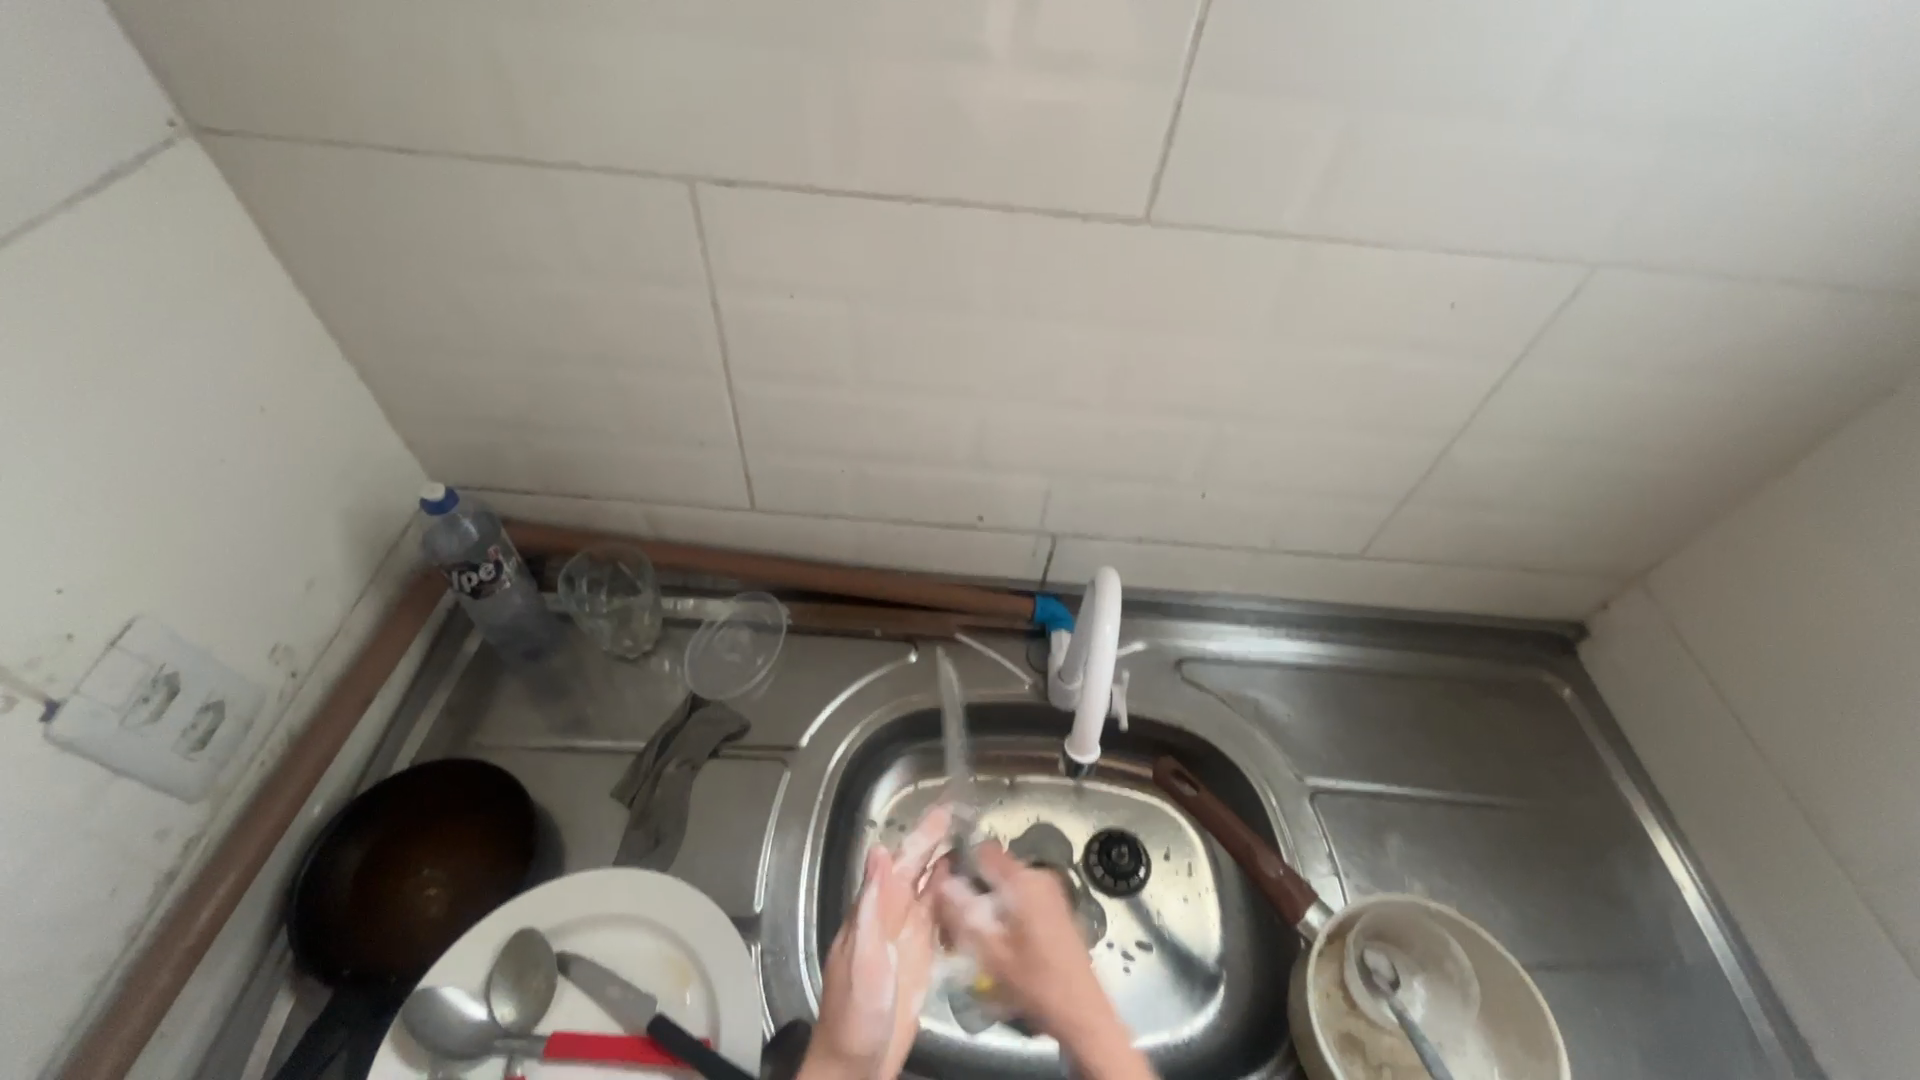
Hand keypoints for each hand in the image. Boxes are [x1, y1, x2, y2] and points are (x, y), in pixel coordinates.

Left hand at [801, 806, 947, 1079]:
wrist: (856, 1064)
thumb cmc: (854, 1013)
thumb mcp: (862, 956)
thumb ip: (871, 905)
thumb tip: (878, 851)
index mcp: (873, 912)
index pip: (900, 864)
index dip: (920, 837)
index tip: (942, 812)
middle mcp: (890, 919)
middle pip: (916, 873)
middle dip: (936, 844)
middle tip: (961, 818)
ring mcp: (906, 940)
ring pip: (929, 894)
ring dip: (946, 869)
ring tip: (970, 847)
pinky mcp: (920, 962)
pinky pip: (938, 924)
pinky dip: (952, 903)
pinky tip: (967, 895)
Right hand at [930, 843, 1157, 1079]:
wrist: (1081, 1013)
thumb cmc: (1036, 983)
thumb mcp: (990, 951)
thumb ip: (962, 911)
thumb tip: (940, 880)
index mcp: (1024, 880)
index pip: (983, 850)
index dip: (960, 863)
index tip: (944, 888)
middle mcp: (1039, 876)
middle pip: (993, 869)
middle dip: (971, 892)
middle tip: (953, 926)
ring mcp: (1050, 891)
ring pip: (1004, 886)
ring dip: (985, 906)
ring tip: (971, 941)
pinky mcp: (1055, 907)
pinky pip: (1019, 898)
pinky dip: (1003, 913)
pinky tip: (994, 944)